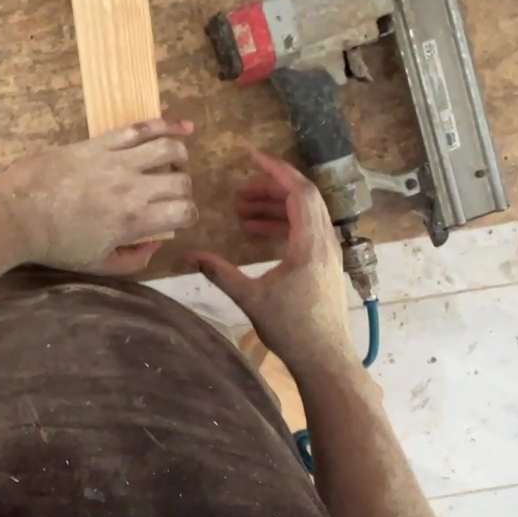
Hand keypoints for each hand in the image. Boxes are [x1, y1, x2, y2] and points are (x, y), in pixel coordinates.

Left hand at [0, 119, 197, 274]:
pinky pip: (139, 128)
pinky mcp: (99, 143)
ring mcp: (116, 161)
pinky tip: (180, 127)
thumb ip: (130, 260)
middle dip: (183, 190)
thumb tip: (154, 244)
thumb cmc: (54, 245)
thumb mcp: (95, 264)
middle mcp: (132, 188)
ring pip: (167, 148)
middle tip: (169, 194)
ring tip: (176, 162)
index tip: (176, 218)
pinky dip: (165, 125)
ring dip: (180, 156)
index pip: (184, 212)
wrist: (16, 215)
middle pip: (180, 182)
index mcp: (133, 221)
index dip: (187, 216)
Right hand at [189, 151, 356, 372]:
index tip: (251, 158)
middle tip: (240, 192)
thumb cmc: (292, 329)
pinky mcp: (325, 266)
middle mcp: (325, 242)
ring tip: (243, 213)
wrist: (325, 358)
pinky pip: (306, 230)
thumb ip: (220, 273)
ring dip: (275, 207)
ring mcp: (328, 254)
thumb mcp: (251, 299)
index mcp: (310, 244)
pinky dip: (283, 224)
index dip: (275, 171)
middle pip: (304, 198)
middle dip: (270, 188)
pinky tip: (258, 234)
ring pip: (306, 214)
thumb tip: (189, 256)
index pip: (298, 192)